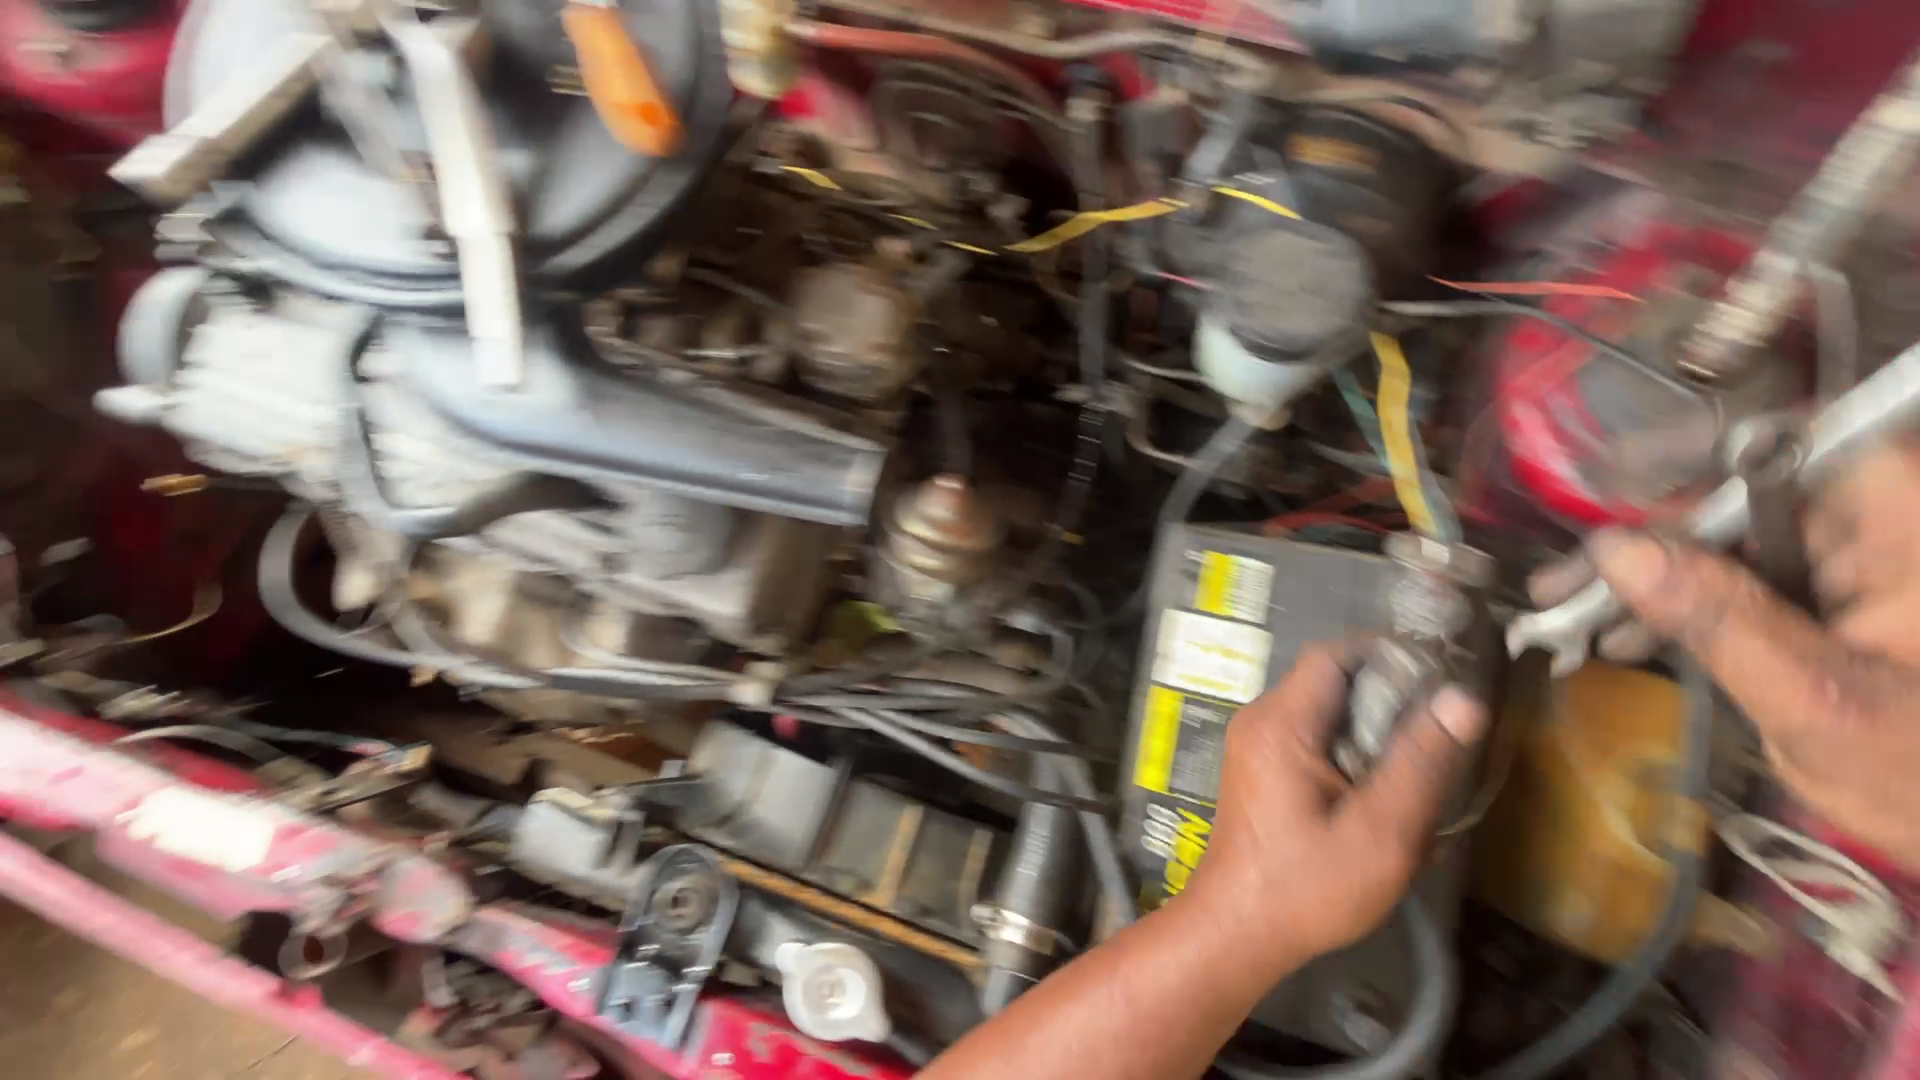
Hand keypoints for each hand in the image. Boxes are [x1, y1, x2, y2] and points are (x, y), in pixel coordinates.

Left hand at [1183, 646, 1487, 964]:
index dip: (1388, 654)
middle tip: (1438, 725)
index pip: (1334, 655)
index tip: (1439, 673)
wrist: (1239, 927)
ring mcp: (1254, 742)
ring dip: (1370, 726)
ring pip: (1322, 709)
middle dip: (1386, 695)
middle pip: (1329, 680)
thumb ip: (1421, 763)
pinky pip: (1309, 736)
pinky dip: (1347, 748)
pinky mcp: (1258, 765)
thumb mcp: (1380, 831)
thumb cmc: (1307, 885)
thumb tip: (1461, 700)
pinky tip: (1379, 788)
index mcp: (1281, 723)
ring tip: (1416, 760)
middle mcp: (1260, 719)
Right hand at [1588, 442, 1919, 869]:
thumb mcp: (1819, 705)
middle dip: (1647, 543)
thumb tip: (1617, 553)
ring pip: (1736, 547)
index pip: (1795, 452)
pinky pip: (1750, 580)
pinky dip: (1686, 604)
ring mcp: (1870, 568)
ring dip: (1651, 581)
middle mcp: (1890, 534)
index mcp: (1908, 536)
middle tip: (1566, 586)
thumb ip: (1719, 621)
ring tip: (1580, 622)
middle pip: (1747, 506)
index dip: (1695, 453)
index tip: (1609, 481)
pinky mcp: (1848, 601)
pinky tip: (1630, 634)